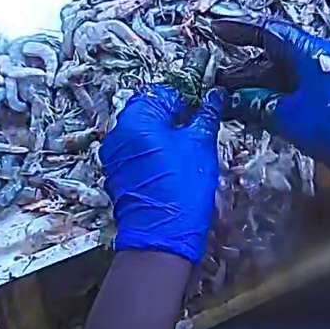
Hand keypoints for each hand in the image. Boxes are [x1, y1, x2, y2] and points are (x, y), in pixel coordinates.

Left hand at [98, 85, 222, 264]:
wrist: (161, 235)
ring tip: (187, 152)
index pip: (160, 93)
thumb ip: (205, 116)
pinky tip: (172, 168)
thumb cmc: (182, 186)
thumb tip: (215, 96)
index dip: (184, 99)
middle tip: (197, 131)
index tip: (202, 111)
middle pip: (147, 113)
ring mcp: (114, 157)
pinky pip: (136, 155)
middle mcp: (117, 135)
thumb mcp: (200, 145)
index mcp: (134, 119)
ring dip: (163, 137)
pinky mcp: (117, 176)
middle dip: (173, 118)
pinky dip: (153, 155)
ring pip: (142, 135)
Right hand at [213, 19, 329, 188]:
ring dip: (255, 84)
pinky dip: (272, 97)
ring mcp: (328, 78)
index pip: (268, 30)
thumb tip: (229, 99)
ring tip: (225, 96)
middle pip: (273, 53)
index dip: (239, 28)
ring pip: (283, 74)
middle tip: (212, 73)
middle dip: (241, 62)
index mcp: (311, 52)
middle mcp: (319, 58)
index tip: (213, 28)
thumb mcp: (294, 118)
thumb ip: (259, 106)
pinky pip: (294, 90)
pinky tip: (254, 110)